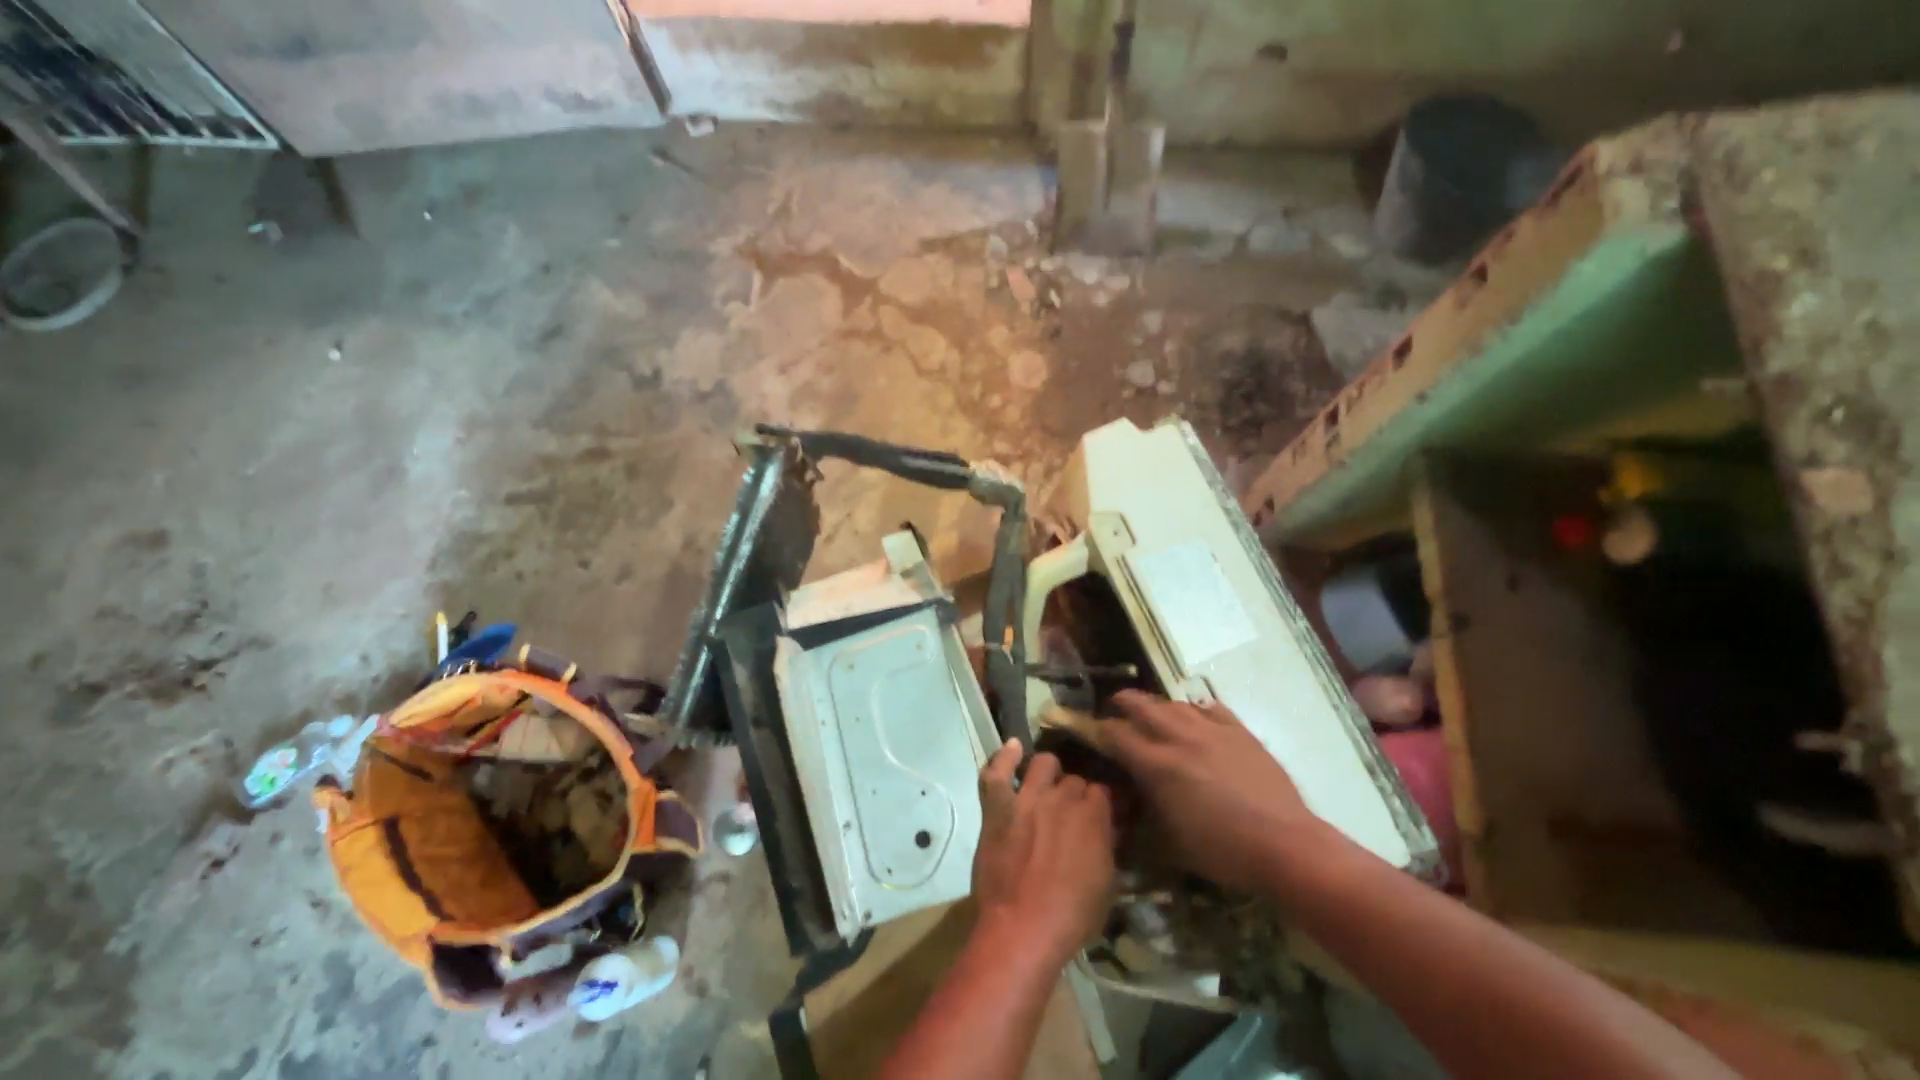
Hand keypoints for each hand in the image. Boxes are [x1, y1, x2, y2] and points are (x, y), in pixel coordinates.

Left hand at [973, 741, 1116, 964]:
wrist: (1022, 928)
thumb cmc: (1072, 916)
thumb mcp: (1107, 883)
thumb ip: (1106, 848)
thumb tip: (1106, 832)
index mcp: (1094, 815)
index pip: (1103, 791)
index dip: (1101, 802)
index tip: (1100, 815)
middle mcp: (1063, 798)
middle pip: (1073, 778)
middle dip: (1074, 792)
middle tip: (1070, 812)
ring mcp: (1027, 798)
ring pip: (1042, 764)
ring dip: (1047, 772)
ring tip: (1046, 783)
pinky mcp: (997, 808)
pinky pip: (996, 772)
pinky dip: (1004, 757)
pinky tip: (1013, 748)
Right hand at [1098, 691, 1319, 889]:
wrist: (1284, 844)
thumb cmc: (1221, 851)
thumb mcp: (1167, 842)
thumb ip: (1143, 813)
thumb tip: (1128, 801)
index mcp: (1157, 765)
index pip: (1116, 734)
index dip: (1098, 730)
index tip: (1090, 732)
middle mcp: (1181, 738)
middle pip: (1142, 706)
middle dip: (1122, 704)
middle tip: (1114, 709)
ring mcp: (1214, 731)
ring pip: (1176, 704)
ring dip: (1158, 706)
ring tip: (1153, 714)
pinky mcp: (1241, 732)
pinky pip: (1211, 709)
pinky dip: (1196, 710)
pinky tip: (1195, 718)